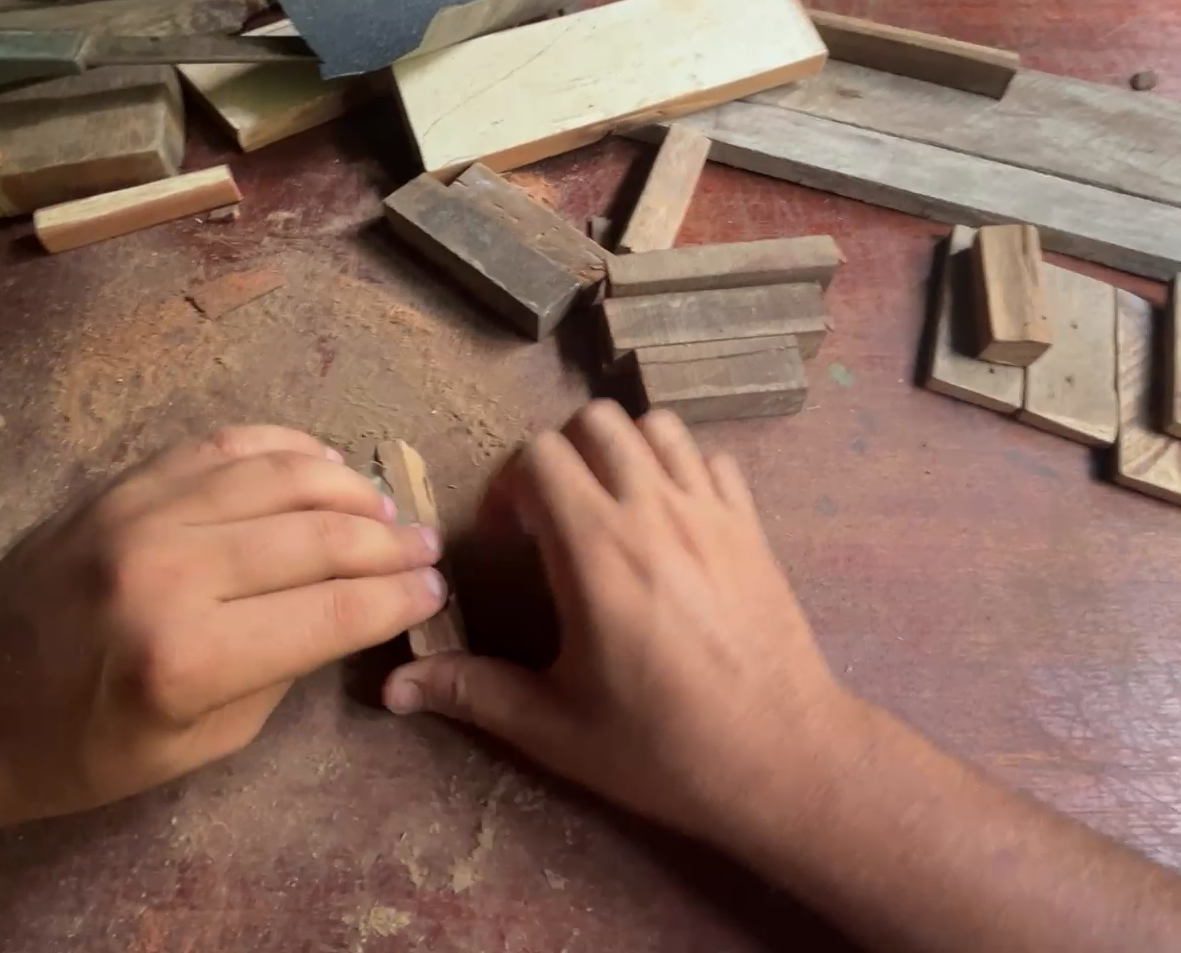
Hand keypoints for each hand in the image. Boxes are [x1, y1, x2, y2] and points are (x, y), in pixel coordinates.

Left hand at [0, 426, 446, 838]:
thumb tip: (354, 604)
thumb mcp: (204, 745)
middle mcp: (171, 568)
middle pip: (322, 535)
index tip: (436, 588)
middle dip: (393, 543)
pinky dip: (290, 447)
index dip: (401, 597)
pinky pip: (228, 443)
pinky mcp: (123, 482)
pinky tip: (325, 462)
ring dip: (353, 488)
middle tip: (428, 546)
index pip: (338, 611)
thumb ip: (287, 667)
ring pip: (285, 474)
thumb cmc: (81, 750)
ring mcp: (142, 511)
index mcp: (190, 657)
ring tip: (387, 507)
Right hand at [382, 402, 850, 847]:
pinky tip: (674, 519)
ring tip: (612, 503)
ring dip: (623, 449)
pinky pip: (711, 459)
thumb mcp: (557, 727)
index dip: (511, 485)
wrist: (785, 761)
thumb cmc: (664, 747)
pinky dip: (682, 468)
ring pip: (657, 425)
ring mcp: (710, 510)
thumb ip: (473, 692)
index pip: (540, 455)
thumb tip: (395, 688)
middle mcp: (654, 511)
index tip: (511, 537)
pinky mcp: (751, 524)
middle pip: (595, 420)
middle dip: (562, 453)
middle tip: (556, 511)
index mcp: (597, 550)